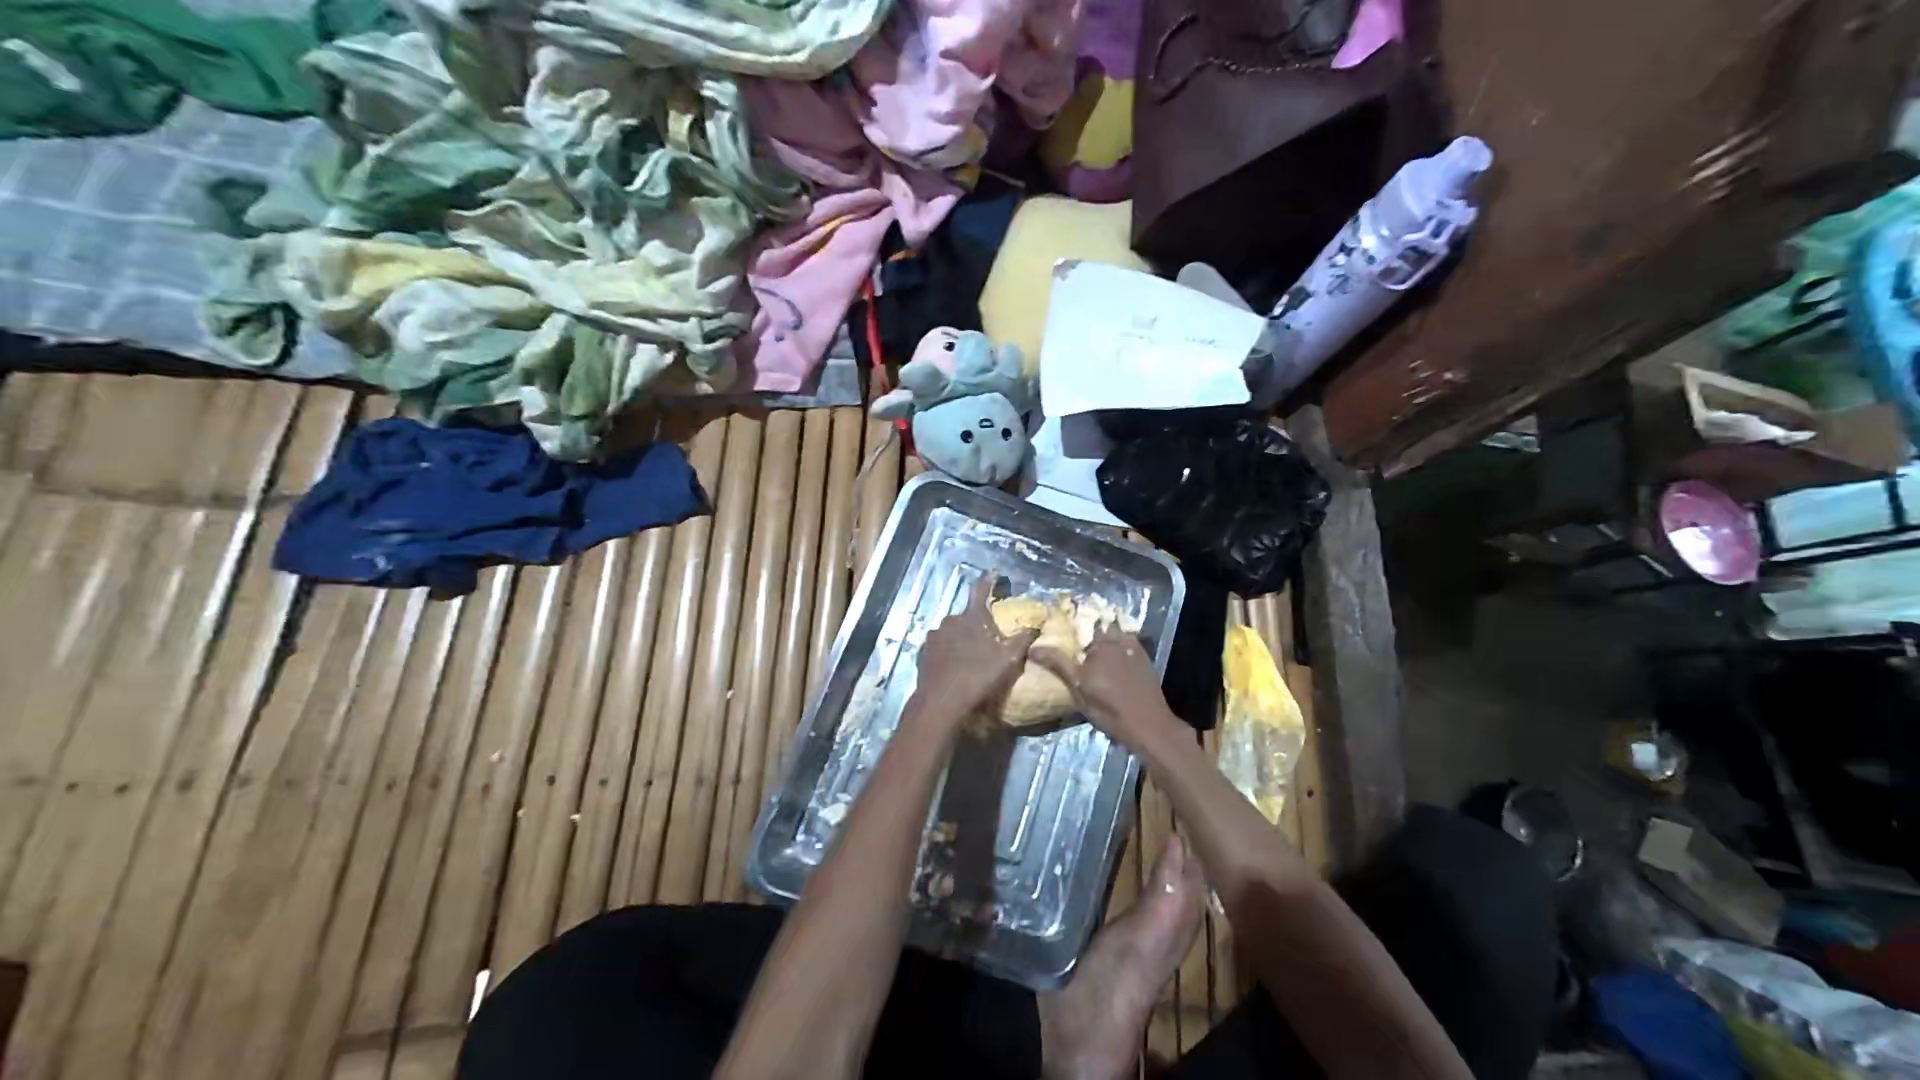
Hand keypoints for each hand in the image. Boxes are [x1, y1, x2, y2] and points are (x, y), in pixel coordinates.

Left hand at [912, 575, 1038, 728]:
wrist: (941, 702)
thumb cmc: (979, 677)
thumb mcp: (1009, 659)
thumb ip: (1024, 639)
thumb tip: (1036, 624)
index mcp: (972, 617)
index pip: (982, 589)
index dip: (990, 580)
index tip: (994, 573)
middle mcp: (950, 620)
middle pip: (968, 615)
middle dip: (978, 622)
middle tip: (989, 638)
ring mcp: (934, 635)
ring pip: (953, 631)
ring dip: (962, 638)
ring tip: (972, 656)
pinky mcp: (923, 652)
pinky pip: (941, 645)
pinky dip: (949, 650)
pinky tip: (955, 666)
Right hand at [1032, 628, 1179, 748]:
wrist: (1148, 724)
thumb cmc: (1108, 707)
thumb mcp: (1077, 687)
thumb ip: (1057, 663)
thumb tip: (1033, 647)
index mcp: (1100, 642)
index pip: (1083, 622)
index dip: (1072, 622)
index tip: (1061, 624)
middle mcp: (1118, 639)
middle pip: (1099, 627)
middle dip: (1088, 630)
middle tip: (1076, 642)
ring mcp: (1134, 648)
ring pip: (1114, 636)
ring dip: (1104, 638)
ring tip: (1093, 651)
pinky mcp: (1144, 659)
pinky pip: (1127, 645)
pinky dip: (1118, 647)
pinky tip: (1111, 661)